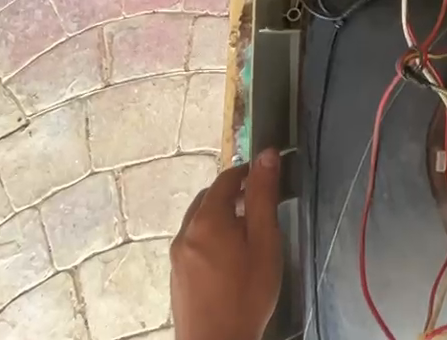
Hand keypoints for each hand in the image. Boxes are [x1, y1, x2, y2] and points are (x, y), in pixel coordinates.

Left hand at [172, 149, 282, 339]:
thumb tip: (266, 154)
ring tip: (250, 228)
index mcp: (207, 220)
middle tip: (262, 201)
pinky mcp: (177, 277)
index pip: (226, 179)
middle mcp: (185, 234)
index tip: (270, 174)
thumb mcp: (265, 239)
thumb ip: (263, 195)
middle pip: (209, 198)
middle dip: (234, 192)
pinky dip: (212, 234)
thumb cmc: (248, 291)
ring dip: (223, 213)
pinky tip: (232, 256)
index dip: (248, 171)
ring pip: (200, 221)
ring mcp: (177, 258)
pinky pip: (194, 242)